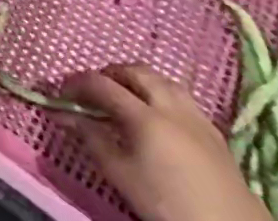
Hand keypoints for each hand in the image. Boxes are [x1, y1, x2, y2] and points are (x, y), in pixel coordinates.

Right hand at [61, 64, 266, 220]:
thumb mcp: (120, 174)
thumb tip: (66, 115)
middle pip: (135, 72)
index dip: (77, 83)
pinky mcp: (215, 133)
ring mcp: (197, 118)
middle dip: (110, 74)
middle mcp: (170, 107)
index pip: (101, 84)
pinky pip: (182, 98)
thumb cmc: (168, 204)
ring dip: (138, 81)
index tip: (62, 94)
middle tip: (95, 91)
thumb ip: (91, 138)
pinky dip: (162, 95)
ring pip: (163, 80)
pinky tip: (159, 115)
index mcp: (144, 116)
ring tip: (126, 97)